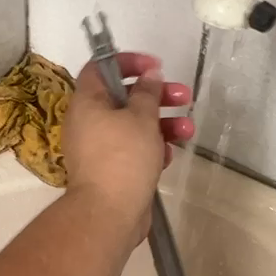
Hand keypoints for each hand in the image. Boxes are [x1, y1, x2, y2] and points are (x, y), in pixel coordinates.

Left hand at [62, 52, 194, 233]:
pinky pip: (133, 150)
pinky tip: (170, 155)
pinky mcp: (111, 170)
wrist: (108, 214)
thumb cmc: (123, 158)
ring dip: (163, 124)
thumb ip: (148, 92)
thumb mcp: (141, 118)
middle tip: (183, 96)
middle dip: (157, 96)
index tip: (155, 66)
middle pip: (124, 97)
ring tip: (188, 129)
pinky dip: (153, 148)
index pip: (101, 68)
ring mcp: (99, 148)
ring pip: (133, 126)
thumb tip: (149, 76)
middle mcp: (88, 122)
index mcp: (87, 102)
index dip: (128, 62)